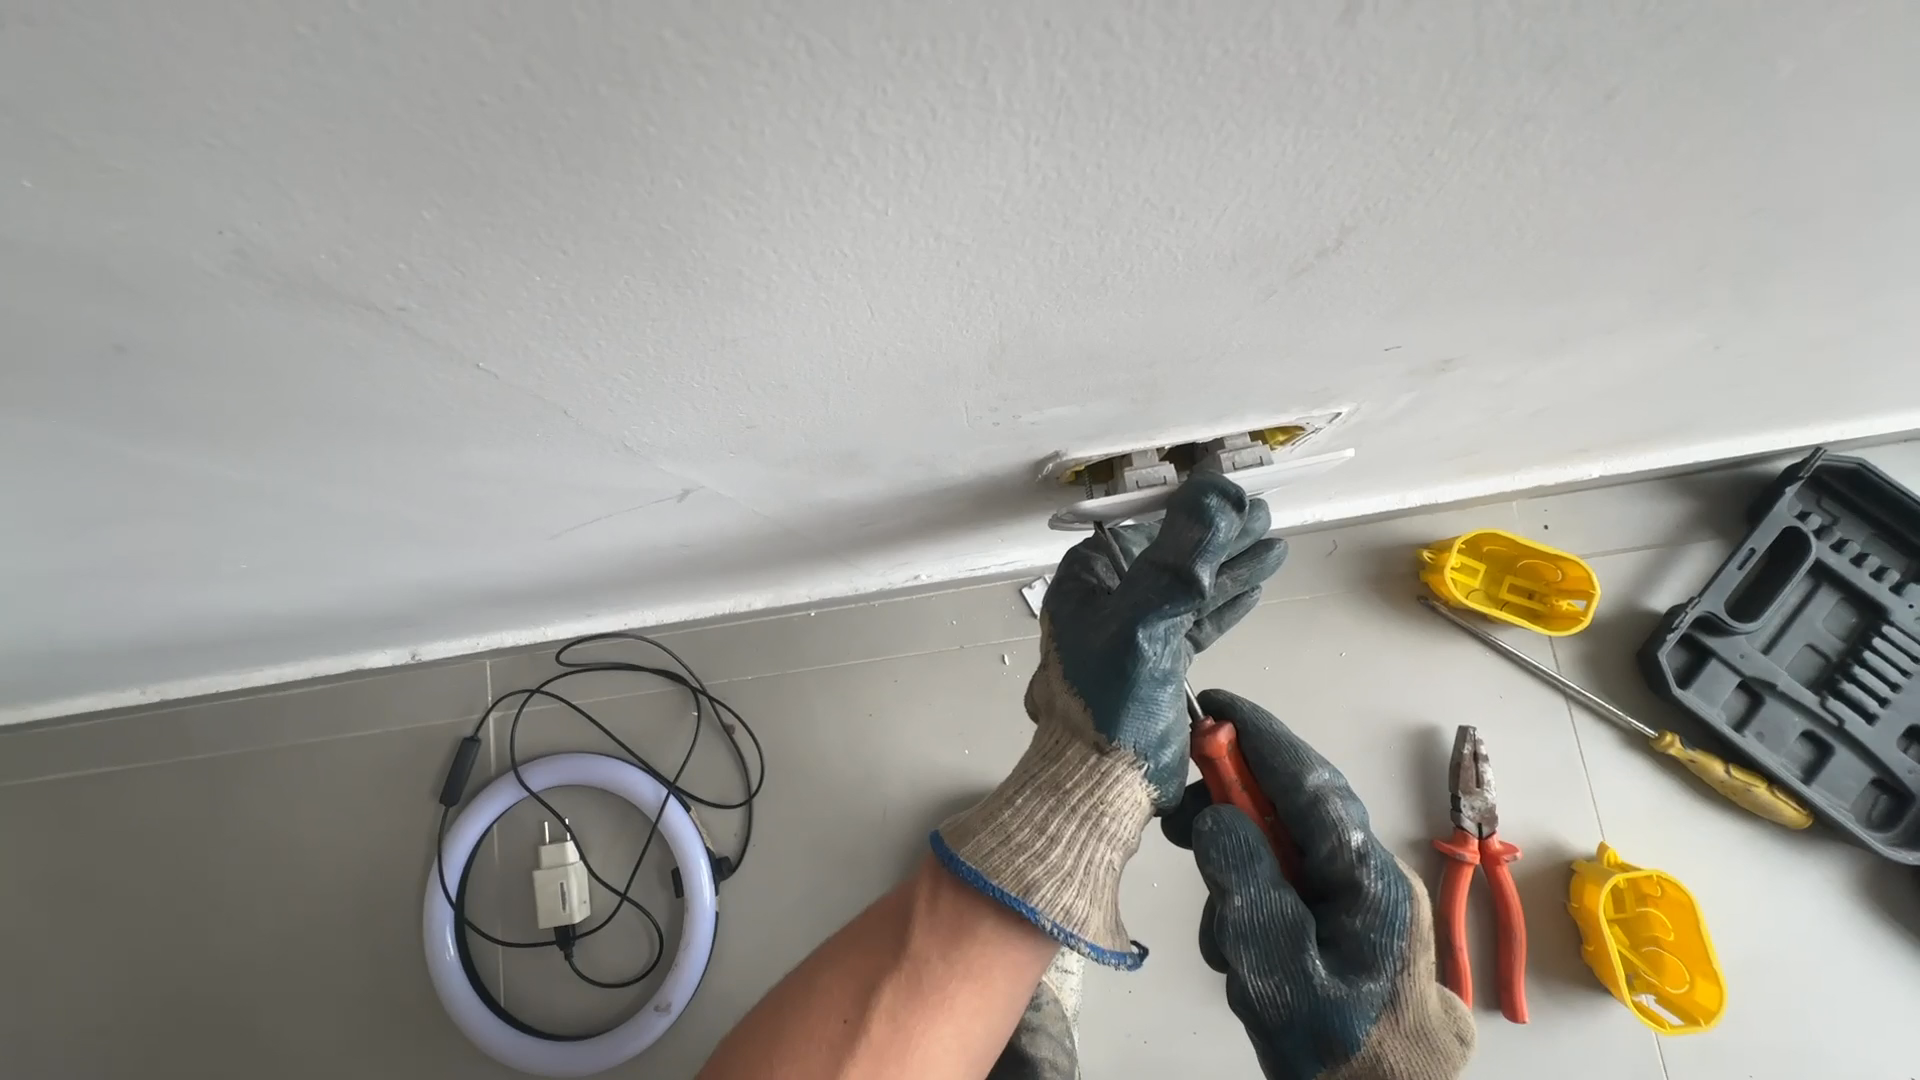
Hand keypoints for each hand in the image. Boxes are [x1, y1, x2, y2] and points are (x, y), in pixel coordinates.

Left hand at [934, 473, 1285, 967]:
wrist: (1100, 779)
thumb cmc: (1108, 699)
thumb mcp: (1143, 621)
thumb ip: (1179, 558)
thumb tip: (1215, 493)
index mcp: (1089, 579)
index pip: (1144, 527)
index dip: (1191, 510)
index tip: (1234, 494)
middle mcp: (1108, 597)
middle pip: (1172, 553)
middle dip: (1219, 535)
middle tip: (1264, 514)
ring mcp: (1133, 629)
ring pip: (1188, 586)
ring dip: (1229, 566)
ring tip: (1271, 543)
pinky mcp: (1156, 659)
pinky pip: (1194, 620)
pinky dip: (1224, 603)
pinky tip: (1252, 586)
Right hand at [1162, 690, 1473, 1079]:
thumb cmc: (1339, 1049)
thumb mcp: (1280, 972)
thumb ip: (1246, 886)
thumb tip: (1214, 815)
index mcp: (1366, 876)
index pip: (1306, 781)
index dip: (1257, 734)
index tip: (1211, 703)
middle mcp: (1365, 871)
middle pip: (1289, 803)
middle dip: (1230, 799)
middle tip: (1176, 817)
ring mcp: (1352, 893)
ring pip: (1279, 840)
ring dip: (1233, 859)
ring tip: (1212, 909)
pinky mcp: (1335, 914)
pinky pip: (1280, 875)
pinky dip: (1245, 893)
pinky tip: (1235, 941)